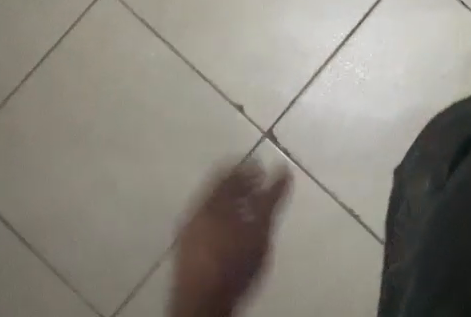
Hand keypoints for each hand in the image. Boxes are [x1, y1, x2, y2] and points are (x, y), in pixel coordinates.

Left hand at [170, 160, 290, 316]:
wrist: (202, 305)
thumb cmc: (235, 264)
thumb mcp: (260, 230)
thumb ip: (272, 199)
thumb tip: (285, 169)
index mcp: (212, 201)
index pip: (229, 172)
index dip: (248, 168)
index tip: (263, 168)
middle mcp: (195, 210)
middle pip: (218, 188)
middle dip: (239, 186)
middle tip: (258, 187)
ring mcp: (187, 230)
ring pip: (211, 205)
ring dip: (230, 203)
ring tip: (249, 210)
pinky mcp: (185, 248)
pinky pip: (204, 222)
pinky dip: (220, 218)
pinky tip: (232, 230)